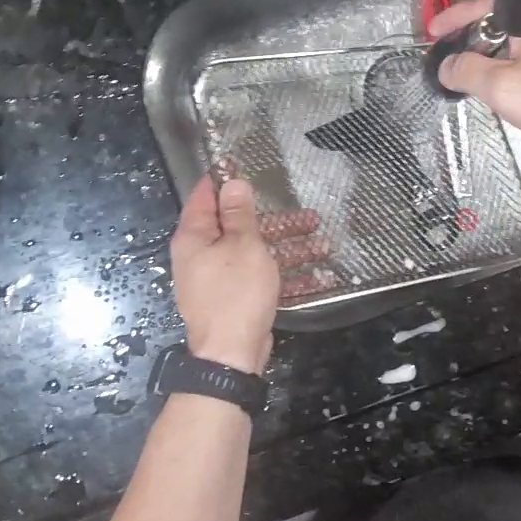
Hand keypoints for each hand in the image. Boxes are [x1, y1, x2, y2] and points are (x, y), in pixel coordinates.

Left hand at [169, 175, 323, 374]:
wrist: (231, 354)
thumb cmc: (235, 293)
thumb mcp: (242, 246)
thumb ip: (239, 214)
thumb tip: (232, 182)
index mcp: (195, 237)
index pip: (206, 197)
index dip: (226, 180)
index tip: (246, 166)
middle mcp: (203, 256)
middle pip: (241, 228)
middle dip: (278, 222)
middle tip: (311, 216)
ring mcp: (220, 280)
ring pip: (258, 255)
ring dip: (291, 249)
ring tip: (325, 245)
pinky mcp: (237, 300)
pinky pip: (263, 279)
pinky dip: (288, 276)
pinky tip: (319, 276)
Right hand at [429, 0, 520, 142]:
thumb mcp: (502, 90)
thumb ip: (467, 72)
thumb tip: (446, 65)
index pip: (484, 5)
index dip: (454, 19)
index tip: (433, 33)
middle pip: (505, 19)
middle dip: (479, 40)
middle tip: (458, 61)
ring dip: (502, 53)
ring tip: (484, 77)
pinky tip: (516, 79)